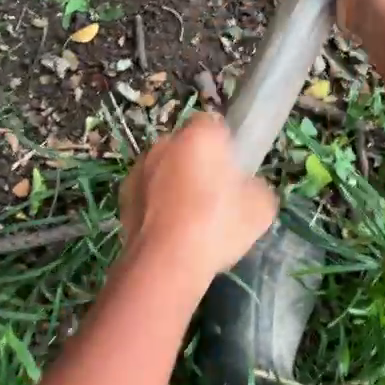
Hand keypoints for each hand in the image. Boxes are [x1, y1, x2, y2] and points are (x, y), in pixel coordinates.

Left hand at [118, 114, 277, 282]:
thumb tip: (246, 187)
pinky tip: (168, 227)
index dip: (223, 144)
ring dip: (174, 181)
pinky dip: (155, 201)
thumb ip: (255, 186)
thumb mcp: (260, 208)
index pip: (212, 124)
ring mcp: (140, 166)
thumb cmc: (217, 225)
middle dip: (197, 162)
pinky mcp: (124, 191)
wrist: (166, 260)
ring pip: (164, 167)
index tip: (230, 169)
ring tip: (189, 216)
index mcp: (199, 136)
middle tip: (213, 194)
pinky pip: (147, 189)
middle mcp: (165, 143)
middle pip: (186, 145)